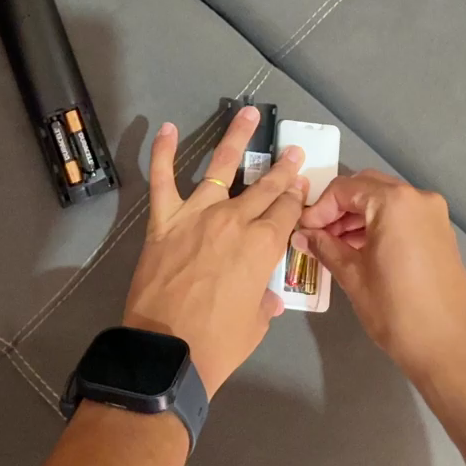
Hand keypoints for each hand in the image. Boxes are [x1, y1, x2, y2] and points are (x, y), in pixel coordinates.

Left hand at [122, 106, 307, 395]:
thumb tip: (266, 295)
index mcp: (263, 247)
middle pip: (264, 187)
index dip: (297, 198)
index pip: (286, 213)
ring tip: (247, 114)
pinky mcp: (165, 220)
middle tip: (294, 151)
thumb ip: (263, 302)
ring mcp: (198, 215)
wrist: (166, 351)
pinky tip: (168, 129)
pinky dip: (164, 153)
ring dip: (236, 137)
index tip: (302, 185)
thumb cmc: (217, 344)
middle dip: (283, 168)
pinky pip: (163, 180)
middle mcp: (235, 221)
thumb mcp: (255, 325)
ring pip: (222, 167)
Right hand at [296, 170, 465, 381]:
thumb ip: (324, 247)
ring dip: (358, 216)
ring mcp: (434, 215)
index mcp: (394, 202)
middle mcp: (418, 198)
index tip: (304, 230)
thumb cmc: (395, 310)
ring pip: (385, 200)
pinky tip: (362, 250)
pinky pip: (403, 215)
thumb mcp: (352, 275)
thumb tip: (301, 235)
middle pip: (367, 187)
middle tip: (318, 234)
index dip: (319, 207)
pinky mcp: (441, 233)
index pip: (344, 188)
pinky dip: (380, 224)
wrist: (448, 348)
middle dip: (339, 207)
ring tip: (335, 245)